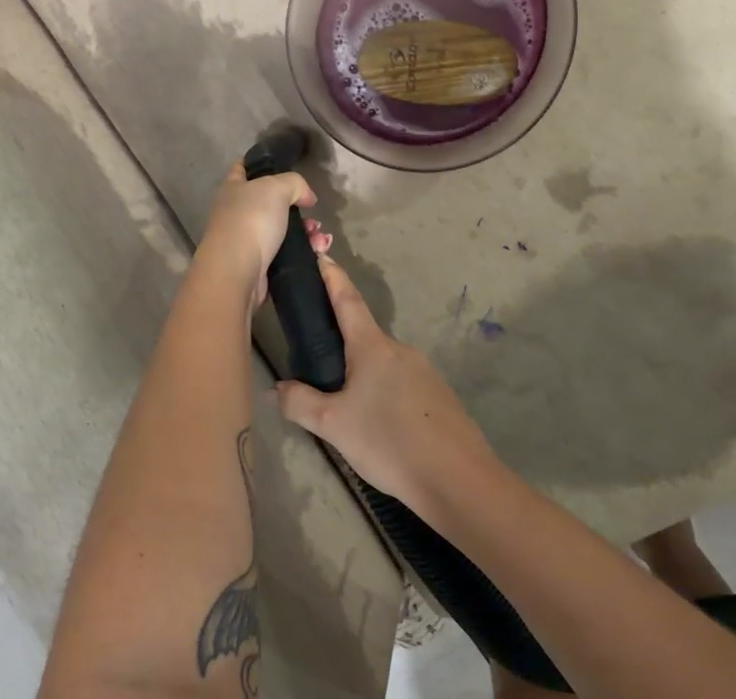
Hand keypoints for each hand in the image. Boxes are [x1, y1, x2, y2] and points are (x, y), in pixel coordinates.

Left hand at [194, 163, 327, 304]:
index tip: (281, 166)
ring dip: (305, 230)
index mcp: (233, 189)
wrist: (238, 270)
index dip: (259, 164)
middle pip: (271, 202)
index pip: (242, 168)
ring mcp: (247, 239)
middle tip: (311, 210)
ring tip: (319, 236)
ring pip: (282, 228)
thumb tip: (307, 197)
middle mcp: (236, 212)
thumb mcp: (276, 188)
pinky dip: (302, 249)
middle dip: (296, 205)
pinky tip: (316, 248)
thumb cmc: (252, 219)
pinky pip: (286, 251)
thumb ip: (295, 184)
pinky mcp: (259, 263)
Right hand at [274, 256, 496, 504]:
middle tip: (312, 363)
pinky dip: (381, 396)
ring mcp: (424, 374)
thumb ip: (300, 403)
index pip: (348, 300)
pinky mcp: (438, 399)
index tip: (321, 256)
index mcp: (373, 347)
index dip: (332, 277)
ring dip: (360, 377)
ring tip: (340, 408)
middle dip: (339, 344)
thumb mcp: (333, 425)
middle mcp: (401, 351)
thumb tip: (276, 389)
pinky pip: (400, 387)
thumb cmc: (390, 442)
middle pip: (362, 338)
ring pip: (381, 367)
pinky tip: (374, 427)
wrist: (458, 480)